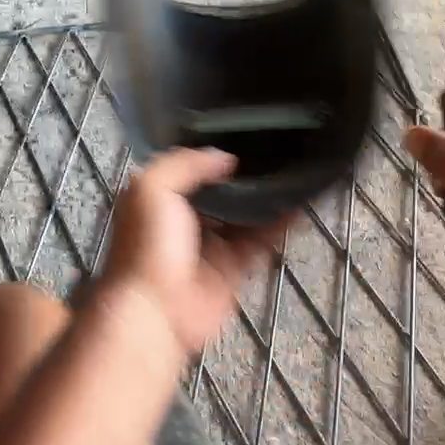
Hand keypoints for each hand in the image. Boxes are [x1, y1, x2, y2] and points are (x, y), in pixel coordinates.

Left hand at [100, 147, 285, 352]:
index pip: (187, 165)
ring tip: (290, 171)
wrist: (158, 310)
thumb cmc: (148, 244)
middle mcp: (182, 217)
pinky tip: (297, 206)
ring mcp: (209, 243)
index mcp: (158, 195)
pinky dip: (277, 226)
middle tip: (271, 150)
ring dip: (264, 197)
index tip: (238, 133)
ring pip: (242, 214)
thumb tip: (223, 157)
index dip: (209, 152)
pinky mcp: (232, 268)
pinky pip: (259, 241)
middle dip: (241, 174)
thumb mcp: (153, 188)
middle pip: (218, 189)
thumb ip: (185, 164)